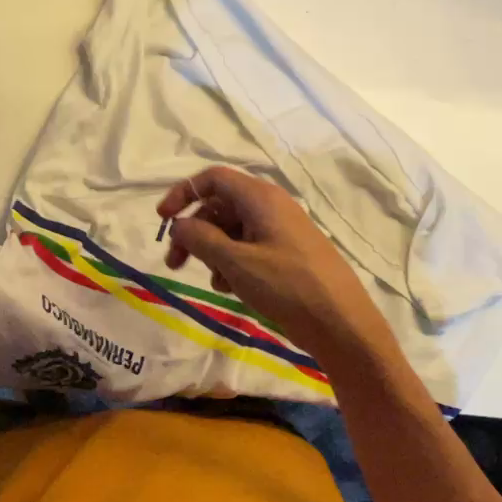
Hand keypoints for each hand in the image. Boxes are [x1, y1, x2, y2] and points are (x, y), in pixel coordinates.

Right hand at [158, 167, 393, 364]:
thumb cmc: (286, 286)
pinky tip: (232, 288)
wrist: (340, 322)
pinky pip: (248, 249)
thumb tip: (179, 224)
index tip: (162, 222)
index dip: (183, 194)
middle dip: (193, 232)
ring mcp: (280, 231)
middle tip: (174, 264)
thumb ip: (200, 238)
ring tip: (214, 282)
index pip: (213, 179)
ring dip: (212, 252)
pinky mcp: (286, 255)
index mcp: (260, 199)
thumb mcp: (235, 262)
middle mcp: (270, 207)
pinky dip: (232, 264)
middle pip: (219, 207)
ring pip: (232, 231)